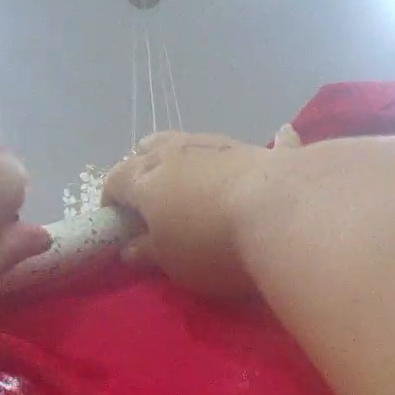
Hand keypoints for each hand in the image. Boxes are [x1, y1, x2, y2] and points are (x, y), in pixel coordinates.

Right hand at [101, 132, 276, 297]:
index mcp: (147, 179)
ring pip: (194, 140)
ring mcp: (223, 147)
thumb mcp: (171, 262)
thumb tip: (129, 248)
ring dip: (185, 152)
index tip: (116, 225)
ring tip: (185, 165)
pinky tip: (283, 132)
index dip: (111, 203)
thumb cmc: (210, 245)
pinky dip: (273, 141)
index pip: (115, 182)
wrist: (279, 215)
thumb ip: (148, 253)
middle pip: (150, 152)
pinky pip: (270, 142)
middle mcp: (179, 153)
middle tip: (147, 195)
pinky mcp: (265, 153)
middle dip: (142, 170)